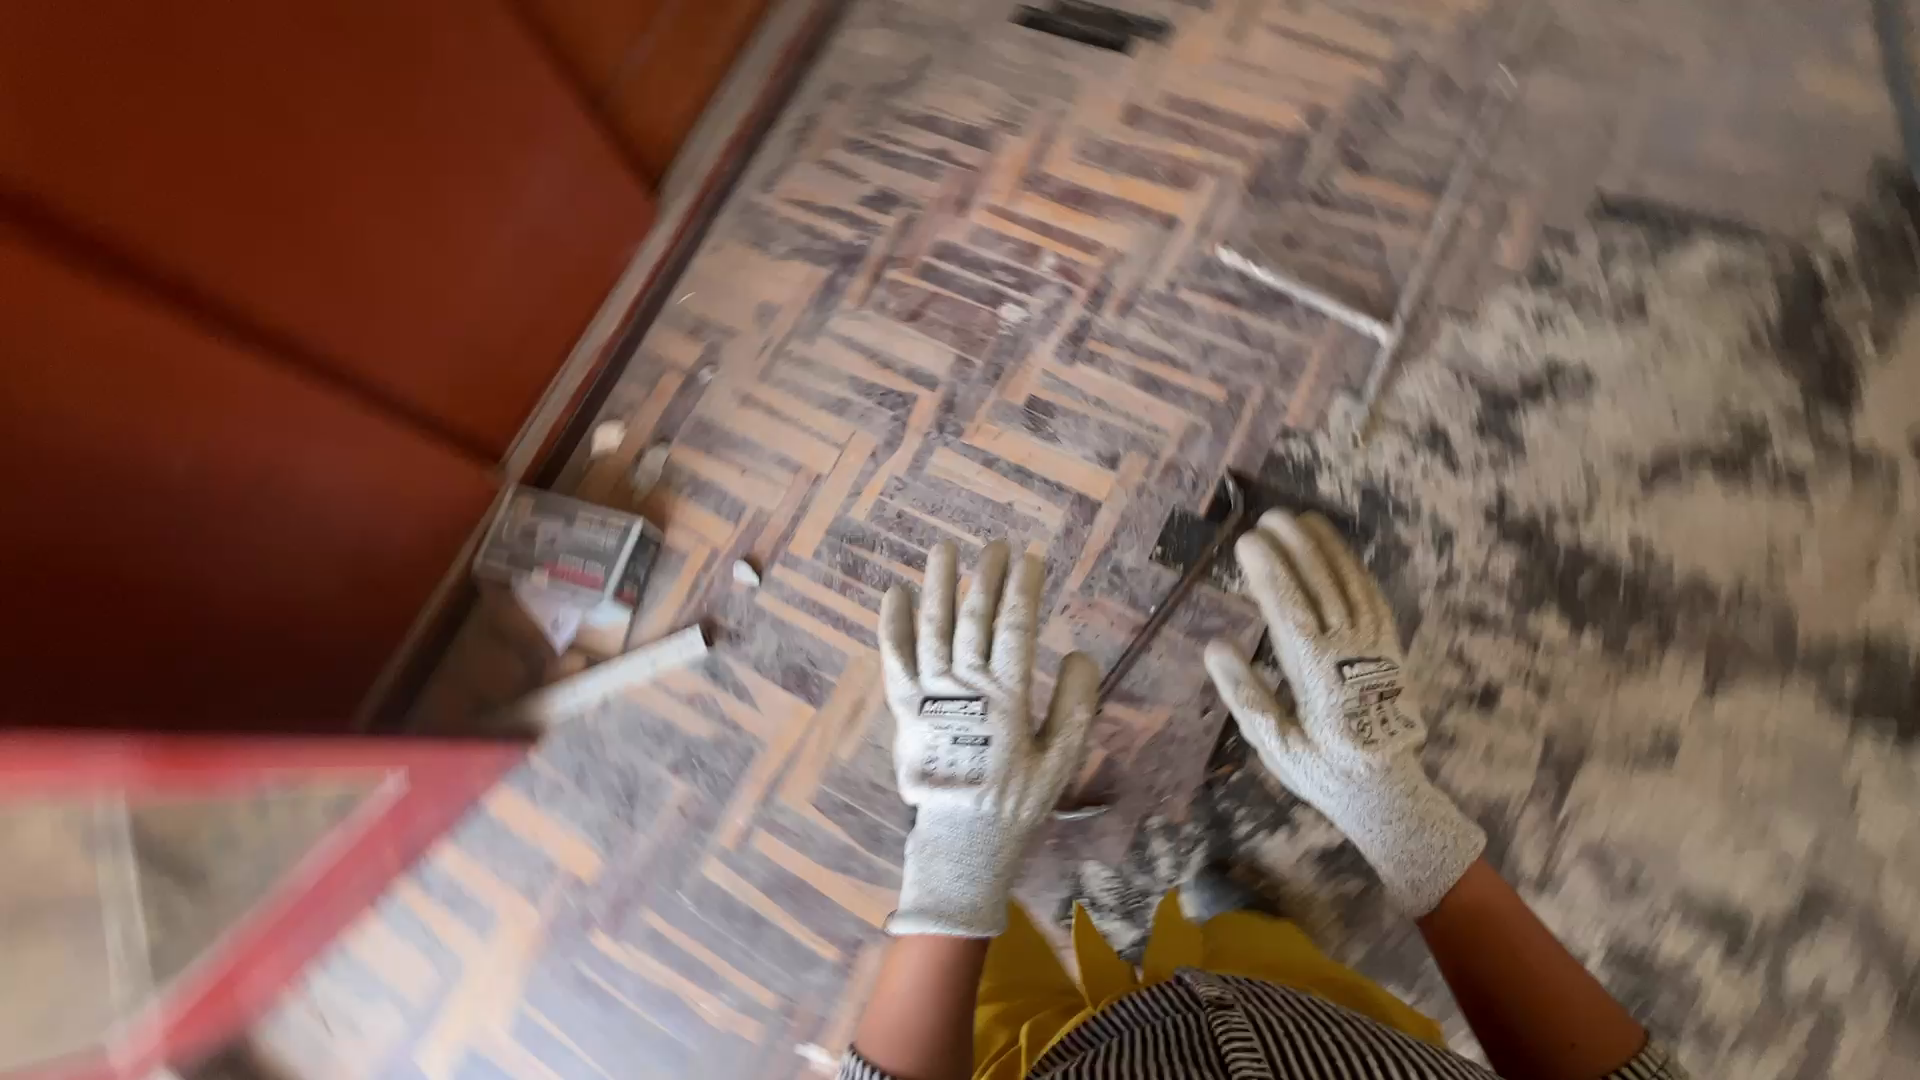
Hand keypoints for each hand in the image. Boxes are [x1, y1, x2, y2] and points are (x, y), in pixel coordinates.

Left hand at [878, 539, 1099, 936]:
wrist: (961, 842)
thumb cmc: (1015, 799)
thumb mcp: (1061, 761)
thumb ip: (1075, 707)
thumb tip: (1081, 653)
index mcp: (1007, 699)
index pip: (1016, 628)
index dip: (1023, 588)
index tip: (1031, 557)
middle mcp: (964, 689)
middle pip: (973, 620)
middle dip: (985, 577)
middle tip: (995, 546)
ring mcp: (928, 697)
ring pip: (932, 630)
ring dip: (939, 586)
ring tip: (945, 550)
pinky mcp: (902, 708)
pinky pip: (893, 659)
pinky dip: (892, 625)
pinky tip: (896, 593)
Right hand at [1204, 510, 1483, 914]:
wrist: (1389, 792)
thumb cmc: (1321, 770)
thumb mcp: (1273, 744)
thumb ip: (1244, 693)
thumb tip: (1214, 645)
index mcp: (1318, 679)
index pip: (1290, 614)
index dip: (1269, 574)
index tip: (1247, 542)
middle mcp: (1350, 656)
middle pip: (1322, 589)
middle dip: (1294, 548)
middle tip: (1267, 517)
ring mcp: (1375, 650)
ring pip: (1351, 587)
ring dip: (1325, 549)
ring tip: (1300, 518)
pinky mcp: (1390, 650)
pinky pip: (1374, 599)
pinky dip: (1354, 569)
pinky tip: (1338, 550)